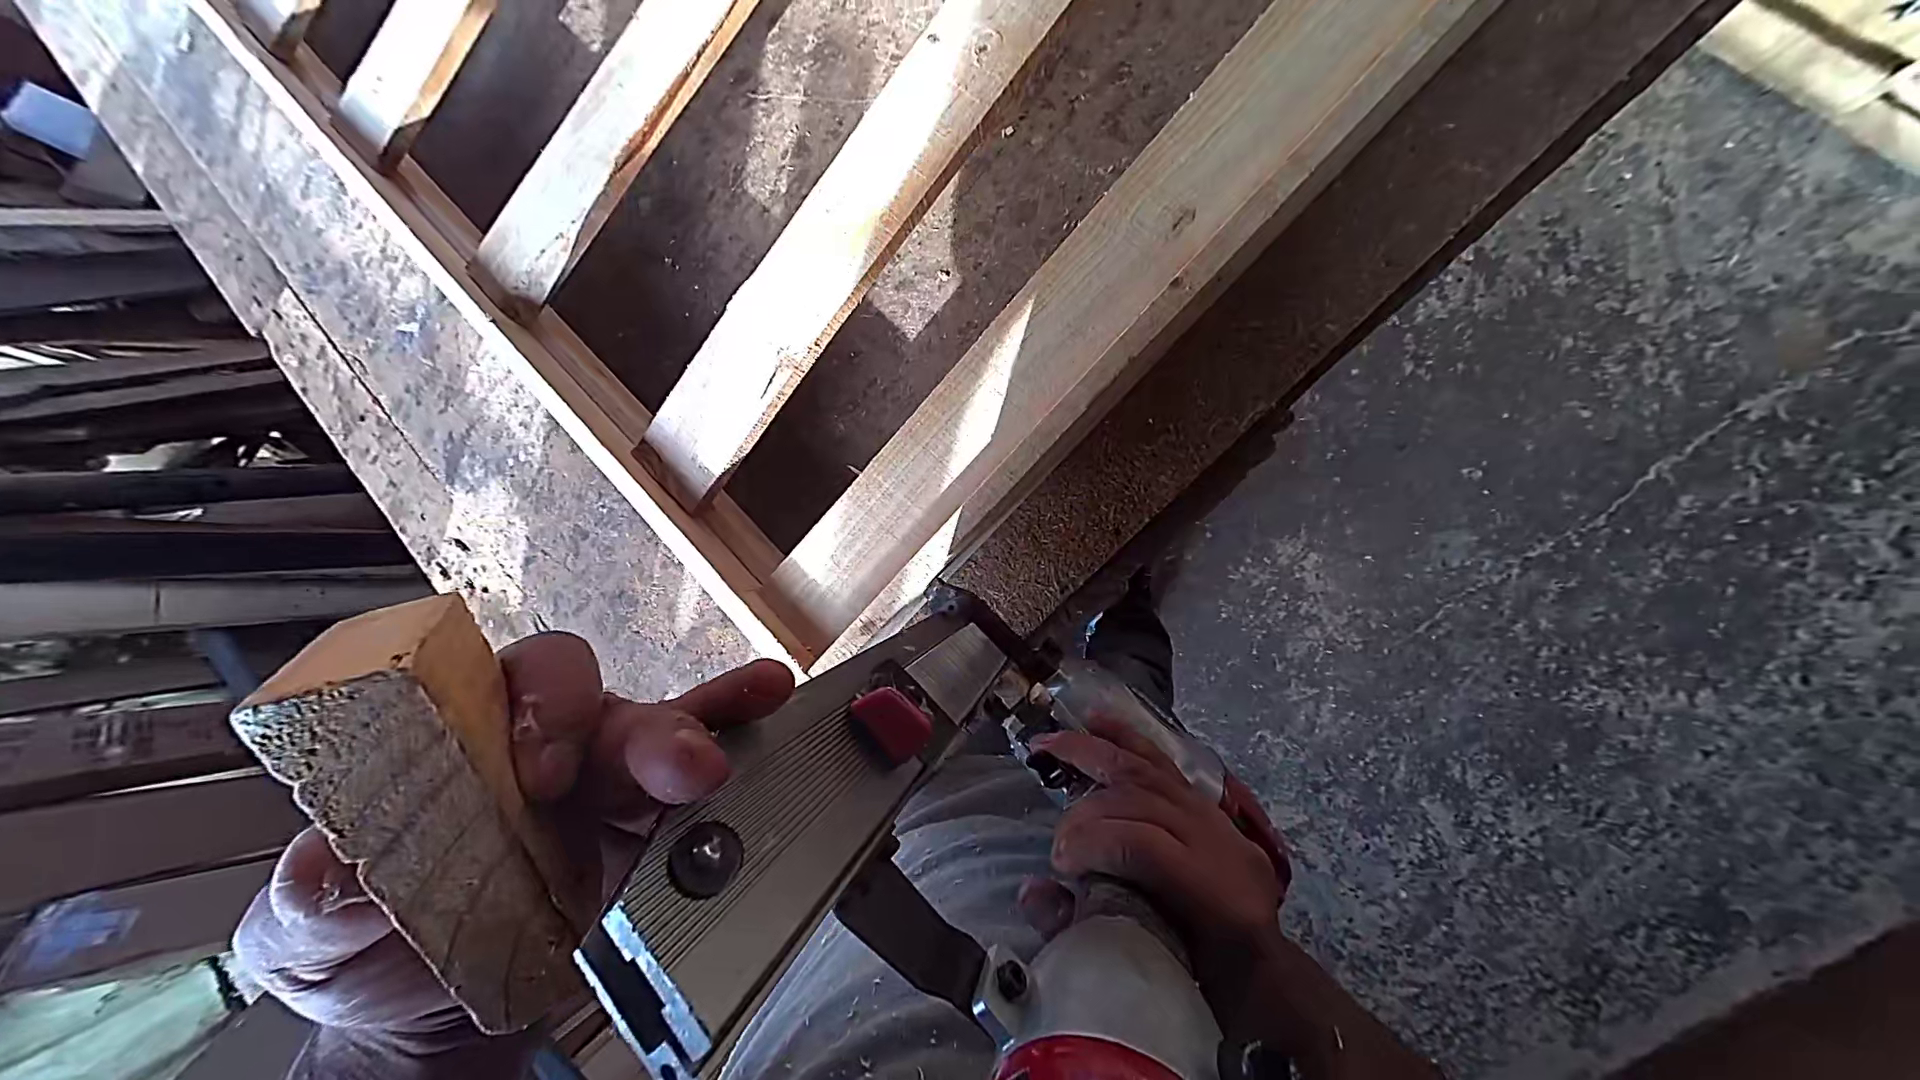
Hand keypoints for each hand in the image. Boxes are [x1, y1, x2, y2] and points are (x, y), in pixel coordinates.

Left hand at [231, 633, 793, 1045]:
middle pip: (604, 703)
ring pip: (666, 727)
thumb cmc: (377, 939)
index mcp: (470, 741)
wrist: (441, 1013)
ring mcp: (612, 775)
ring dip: (702, 729)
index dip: (537, 707)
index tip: (540, 770)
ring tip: (721, 756)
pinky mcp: (658, 815)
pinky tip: (766, 699)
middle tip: (672, 767)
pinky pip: (708, 751)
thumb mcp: (313, 923)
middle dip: (643, 728)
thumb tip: (342, 855)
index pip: (511, 682)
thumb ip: (319, 885)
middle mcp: (551, 743)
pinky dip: (737, 722)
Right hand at [1034, 721, 1439, 1079]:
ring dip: (1097, 752)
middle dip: (1088, 803)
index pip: (1145, 845)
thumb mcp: (1154, 964)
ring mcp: (1212, 816)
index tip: (1060, 865)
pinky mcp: (1204, 803)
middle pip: (1143, 798)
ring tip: (1054, 742)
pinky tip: (1099, 721)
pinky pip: (1162, 762)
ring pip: (1150, 770)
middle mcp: (1216, 841)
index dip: (1095, 844)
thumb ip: (1091, 930)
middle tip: (1048, 826)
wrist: (1262, 968)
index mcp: (1214, 892)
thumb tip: (1033, 891)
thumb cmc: (1206, 976)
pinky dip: (1127, 739)